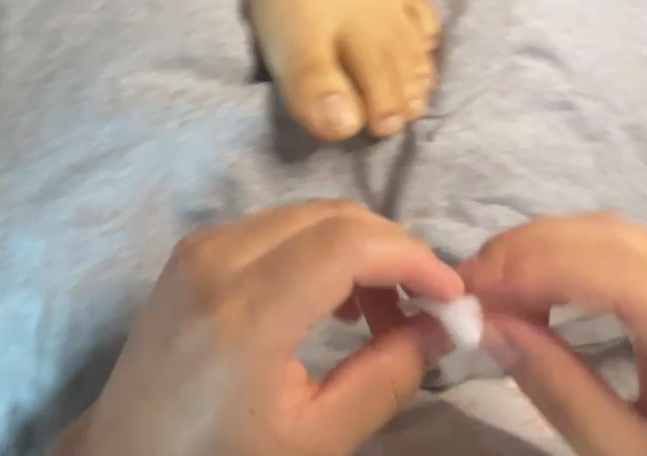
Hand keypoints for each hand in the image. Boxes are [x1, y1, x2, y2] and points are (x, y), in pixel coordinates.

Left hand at [61, 200, 464, 455]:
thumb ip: (387, 374)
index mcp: (245, 312)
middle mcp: (218, 257)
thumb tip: (445, 323)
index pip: (347, 243)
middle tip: (423, 307)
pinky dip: (318, 248)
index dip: (410, 257)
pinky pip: (275, 226)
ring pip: (305, 214)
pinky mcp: (194, 247)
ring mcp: (201, 245)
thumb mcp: (316, 439)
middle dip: (390, 249)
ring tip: (379, 313)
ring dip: (356, 248)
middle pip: (330, 216)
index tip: (452, 295)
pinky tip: (330, 300)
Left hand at [224, 0, 440, 142]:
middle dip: (406, 97)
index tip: (380, 131)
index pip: (387, 93)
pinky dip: (426, 25)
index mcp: (368, 42)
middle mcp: (391, 17)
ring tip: (419, 87)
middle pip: (407, 67)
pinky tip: (426, 30)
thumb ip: (318, 87)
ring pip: (418, 37)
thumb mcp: (290, 39)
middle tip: (402, 117)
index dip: (384, 116)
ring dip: (420, 67)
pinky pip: (421, 1)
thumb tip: (349, 130)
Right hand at [462, 215, 646, 455]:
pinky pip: (630, 250)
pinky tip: (537, 281)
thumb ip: (561, 391)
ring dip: (547, 246)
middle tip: (469, 281)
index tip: (471, 286)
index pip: (625, 275)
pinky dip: (571, 256)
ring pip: (619, 234)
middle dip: (533, 249)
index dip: (540, 266)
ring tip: (493, 281)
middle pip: (619, 241)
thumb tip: (485, 320)